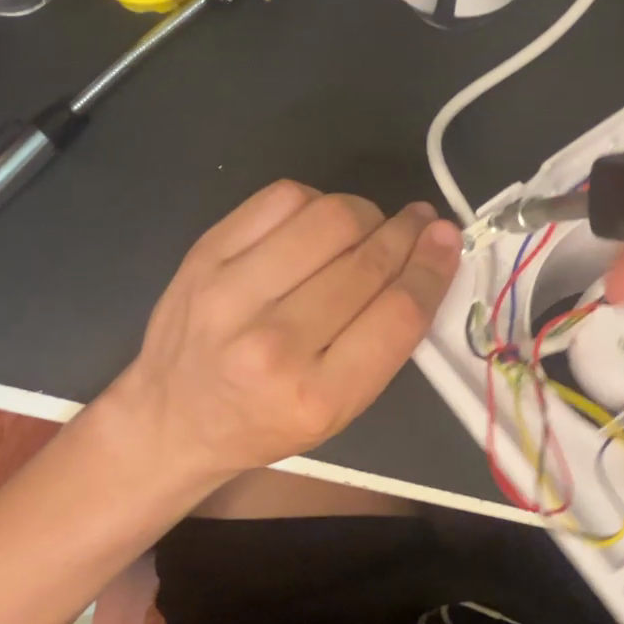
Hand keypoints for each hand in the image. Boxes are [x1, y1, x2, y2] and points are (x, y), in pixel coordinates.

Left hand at [105, 181, 460, 483]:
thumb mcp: (338, 412)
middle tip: (421, 226)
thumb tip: (428, 261)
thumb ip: (383, 345)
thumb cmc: (265, 424)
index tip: (448, 242)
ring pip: (329, 219)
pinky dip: (316, 202)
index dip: (433, 268)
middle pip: (367, 262)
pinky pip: (282, 199)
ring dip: (366, 214)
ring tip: (370, 229)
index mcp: (318, 396)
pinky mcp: (205, 256)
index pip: (398, 314)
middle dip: (407, 234)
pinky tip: (320, 225)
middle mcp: (275, 345)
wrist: (175, 417)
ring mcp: (233, 295)